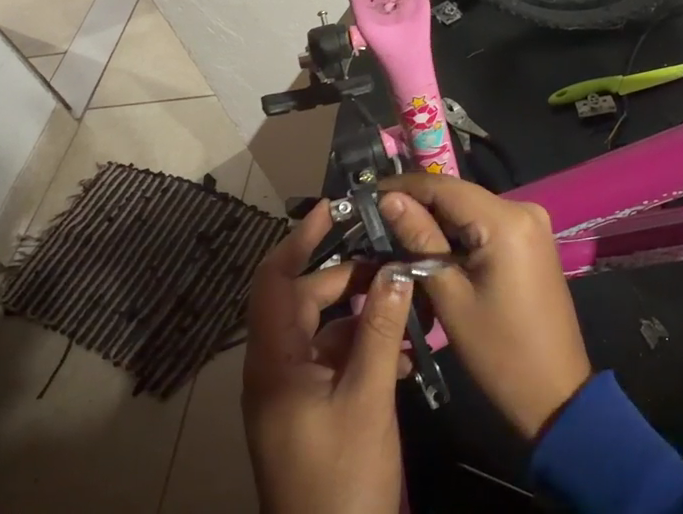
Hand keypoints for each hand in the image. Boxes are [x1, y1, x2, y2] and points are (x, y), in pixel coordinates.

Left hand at [242, 203, 415, 513]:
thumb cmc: (342, 476)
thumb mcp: (367, 399)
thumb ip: (380, 331)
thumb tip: (395, 269)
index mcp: (273, 361)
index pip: (275, 281)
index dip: (299, 239)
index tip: (334, 208)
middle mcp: (274, 369)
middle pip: (304, 302)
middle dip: (348, 278)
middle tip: (394, 263)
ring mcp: (291, 392)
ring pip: (324, 332)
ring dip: (363, 317)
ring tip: (409, 308)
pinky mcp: (309, 412)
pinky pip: (334, 363)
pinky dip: (365, 350)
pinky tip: (406, 358)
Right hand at [379, 174, 591, 439]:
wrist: (554, 389)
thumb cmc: (498, 350)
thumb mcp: (450, 295)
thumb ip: (419, 240)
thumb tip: (389, 199)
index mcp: (506, 220)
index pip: (444, 186)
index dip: (402, 187)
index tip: (365, 194)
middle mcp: (524, 209)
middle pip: (458, 195)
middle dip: (417, 205)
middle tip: (373, 219)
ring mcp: (532, 223)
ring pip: (470, 210)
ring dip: (436, 221)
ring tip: (393, 234)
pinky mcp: (532, 239)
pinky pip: (486, 224)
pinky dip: (458, 234)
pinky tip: (430, 248)